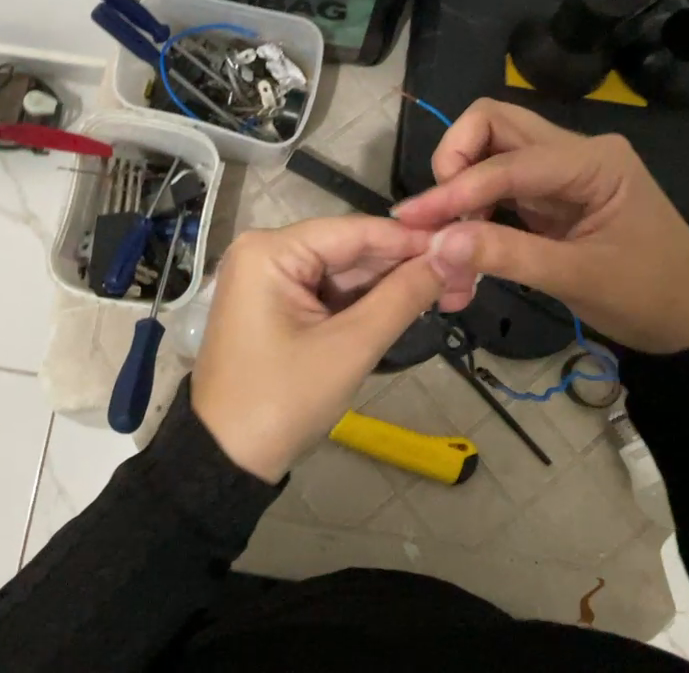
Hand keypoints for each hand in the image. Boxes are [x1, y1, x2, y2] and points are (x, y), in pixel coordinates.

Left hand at [192, 216, 446, 482]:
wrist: (225, 459)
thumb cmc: (282, 401)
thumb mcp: (349, 348)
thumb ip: (401, 297)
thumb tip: (447, 257)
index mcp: (269, 251)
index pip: (353, 231)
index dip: (410, 240)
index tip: (462, 248)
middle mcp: (265, 252)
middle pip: (349, 249)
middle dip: (404, 265)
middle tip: (463, 278)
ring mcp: (268, 278)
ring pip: (343, 271)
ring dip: (390, 285)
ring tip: (450, 292)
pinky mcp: (275, 304)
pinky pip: (328, 292)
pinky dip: (365, 302)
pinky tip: (409, 304)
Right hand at [390, 99, 688, 354]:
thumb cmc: (649, 297)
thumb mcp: (580, 279)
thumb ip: (507, 256)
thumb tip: (437, 243)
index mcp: (594, 162)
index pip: (509, 160)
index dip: (458, 188)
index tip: (413, 220)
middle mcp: (574, 151)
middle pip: (493, 123)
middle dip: (454, 160)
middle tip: (434, 212)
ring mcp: (559, 170)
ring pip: (489, 147)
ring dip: (458, 182)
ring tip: (442, 233)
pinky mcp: (547, 193)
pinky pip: (496, 181)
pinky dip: (470, 204)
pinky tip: (460, 239)